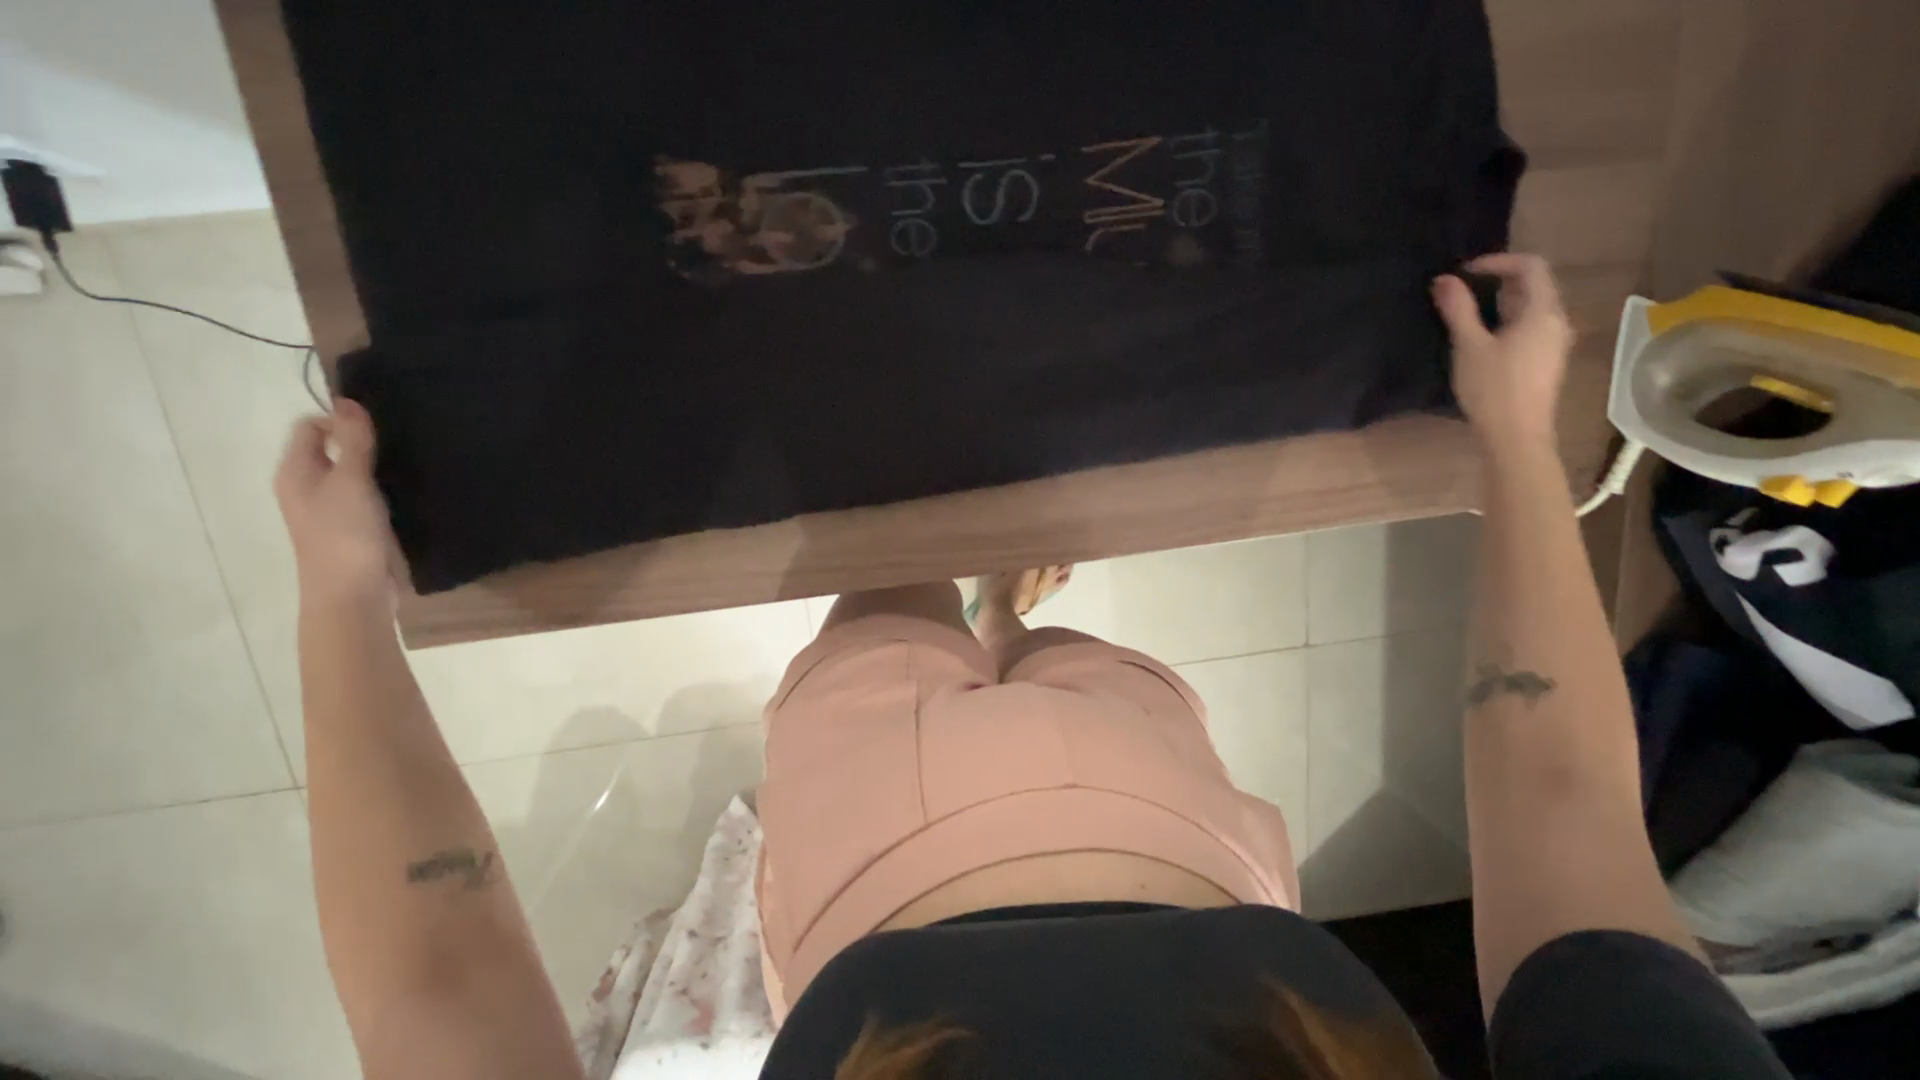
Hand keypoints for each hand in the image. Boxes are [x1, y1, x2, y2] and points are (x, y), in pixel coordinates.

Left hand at [275, 399, 397, 607]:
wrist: (353, 596)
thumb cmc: (345, 536)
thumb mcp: (351, 482)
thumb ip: (353, 442)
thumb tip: (347, 401)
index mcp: (296, 472)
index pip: (311, 427)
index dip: (340, 420)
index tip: (379, 428)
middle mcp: (308, 488)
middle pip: (333, 450)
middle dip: (363, 443)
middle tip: (400, 443)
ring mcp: (332, 511)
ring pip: (354, 475)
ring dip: (378, 468)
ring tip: (410, 464)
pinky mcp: (356, 529)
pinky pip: (370, 498)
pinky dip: (386, 492)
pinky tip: (411, 493)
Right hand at [1432, 253, 1573, 456]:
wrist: (1517, 436)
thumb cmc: (1493, 388)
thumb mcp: (1469, 346)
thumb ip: (1458, 309)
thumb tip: (1444, 279)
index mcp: (1543, 311)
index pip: (1530, 266)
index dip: (1497, 261)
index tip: (1463, 273)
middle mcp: (1556, 320)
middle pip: (1532, 285)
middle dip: (1496, 281)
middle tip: (1459, 292)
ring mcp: (1554, 342)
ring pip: (1529, 308)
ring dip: (1499, 303)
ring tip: (1465, 314)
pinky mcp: (1545, 360)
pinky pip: (1529, 327)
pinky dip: (1505, 321)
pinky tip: (1481, 339)